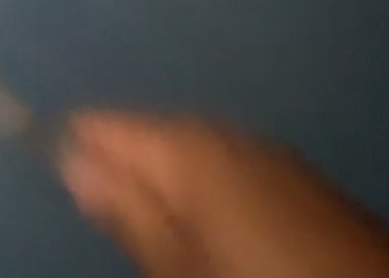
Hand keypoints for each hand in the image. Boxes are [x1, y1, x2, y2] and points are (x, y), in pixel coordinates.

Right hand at [63, 113, 388, 277]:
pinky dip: (222, 203)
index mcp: (188, 144)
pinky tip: (237, 247)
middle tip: (132, 238)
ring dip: (177, 195)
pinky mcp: (317, 188)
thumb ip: (127, 213)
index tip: (71, 195)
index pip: (96, 124)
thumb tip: (72, 163)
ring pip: (195, 161)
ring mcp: (278, 157)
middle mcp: (228, 133)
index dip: (74, 153)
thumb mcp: (186, 271)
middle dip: (132, 179)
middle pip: (147, 141)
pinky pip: (240, 178)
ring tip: (183, 248)